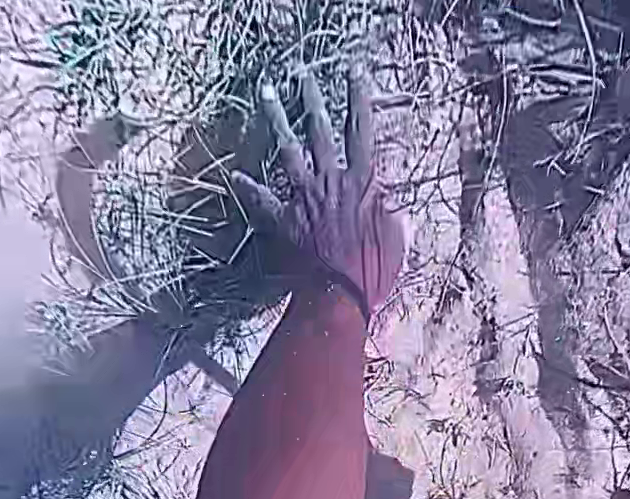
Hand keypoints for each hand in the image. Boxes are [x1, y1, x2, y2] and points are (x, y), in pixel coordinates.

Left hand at [230, 70, 405, 318]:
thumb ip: (391, 214)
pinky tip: (234, 176)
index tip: (354, 71)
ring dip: (277, 119)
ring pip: (290, 151)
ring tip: (267, 92)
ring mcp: (305, 199)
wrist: (339, 296)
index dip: (359, 98)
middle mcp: (331, 182)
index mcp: (361, 182)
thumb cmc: (372, 272)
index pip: (361, 130)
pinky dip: (249, 189)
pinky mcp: (286, 221)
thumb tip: (390, 205)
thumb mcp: (396, 240)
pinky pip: (264, 201)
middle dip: (313, 99)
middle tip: (302, 74)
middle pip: (321, 131)